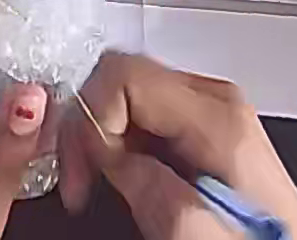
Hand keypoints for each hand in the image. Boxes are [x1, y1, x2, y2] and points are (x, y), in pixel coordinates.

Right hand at [60, 53, 296, 239]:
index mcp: (218, 117)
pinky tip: (122, 176)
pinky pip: (147, 111)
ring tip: (95, 182)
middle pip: (127, 72)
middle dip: (91, 120)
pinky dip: (121, 138)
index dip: (92, 115)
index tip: (83, 168)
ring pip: (133, 89)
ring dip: (102, 131)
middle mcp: (217, 100)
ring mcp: (214, 110)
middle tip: (79, 178)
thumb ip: (148, 188)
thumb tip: (104, 148)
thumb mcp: (198, 236)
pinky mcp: (207, 128)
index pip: (127, 72)